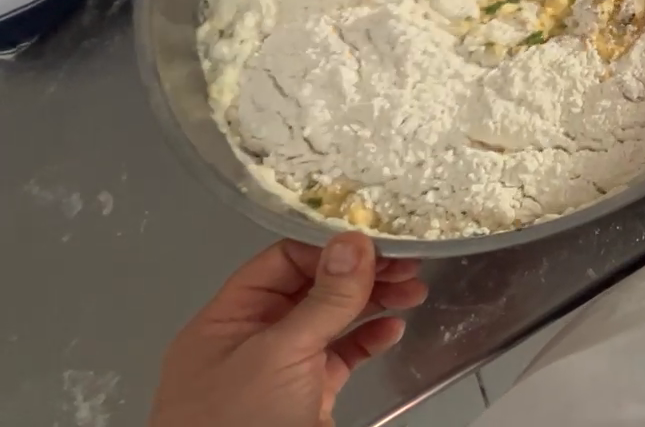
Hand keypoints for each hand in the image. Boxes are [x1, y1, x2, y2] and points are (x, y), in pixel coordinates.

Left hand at [150, 233, 427, 426]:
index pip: (283, 262)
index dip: (331, 247)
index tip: (382, 239)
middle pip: (316, 286)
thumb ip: (325, 296)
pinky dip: (373, 336)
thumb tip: (356, 237)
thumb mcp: (282, 353)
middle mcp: (254, 339)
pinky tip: (393, 331)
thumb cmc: (244, 420)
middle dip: (365, 273)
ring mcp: (282, 367)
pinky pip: (346, 351)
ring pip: (337, 315)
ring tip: (415, 293)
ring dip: (378, 299)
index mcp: (227, 323)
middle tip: (410, 263)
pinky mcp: (309, 391)